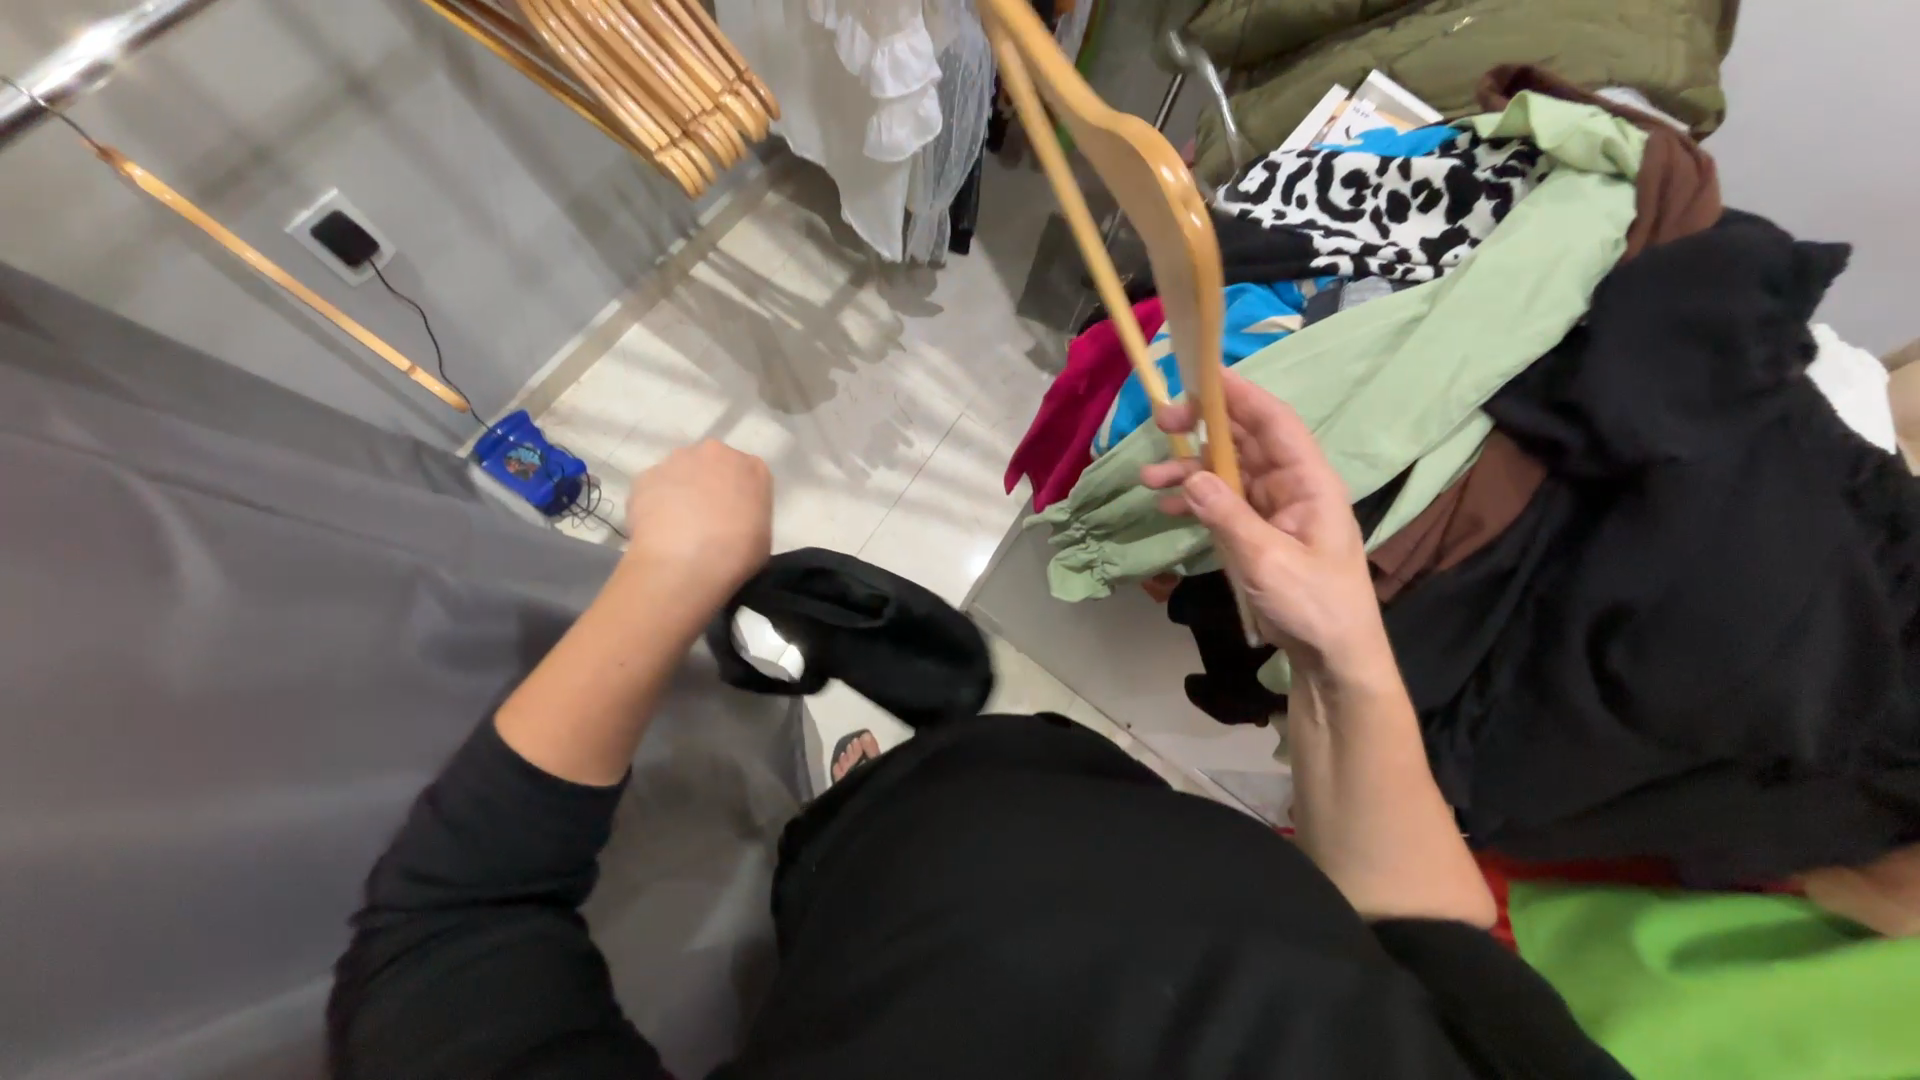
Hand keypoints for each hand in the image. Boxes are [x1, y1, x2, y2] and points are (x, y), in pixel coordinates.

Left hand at [623, 439, 772, 605]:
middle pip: (713, 463)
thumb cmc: (736, 553)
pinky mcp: (647, 475)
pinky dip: (655, 501)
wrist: (685, 562)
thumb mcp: (763, 536)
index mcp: (753, 468)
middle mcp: (716, 454)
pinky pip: (654, 486)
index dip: (739, 495)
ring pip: (681, 471)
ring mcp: (678, 460)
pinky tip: (658, 527)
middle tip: (706, 516)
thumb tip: (732, 518)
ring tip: (677, 523)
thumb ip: (751, 515)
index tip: (734, 515)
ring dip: (681, 489)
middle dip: (709, 483)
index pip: (748, 474)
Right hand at [1141, 372, 1390, 678]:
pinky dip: (1194, 499)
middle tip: (1161, 421)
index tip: (1201, 375)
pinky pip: (1222, 503)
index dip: (1240, 394)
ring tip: (1148, 477)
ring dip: (1189, 469)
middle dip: (1203, 428)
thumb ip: (1228, 516)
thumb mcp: (1268, 561)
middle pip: (1245, 441)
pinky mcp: (1258, 531)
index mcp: (1309, 482)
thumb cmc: (1315, 605)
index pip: (1274, 422)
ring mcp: (1274, 508)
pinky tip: (1165, 505)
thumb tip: (1190, 476)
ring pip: (1227, 472)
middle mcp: (1291, 486)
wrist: (1333, 656)